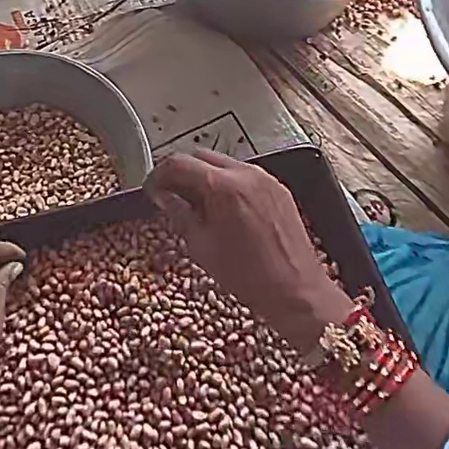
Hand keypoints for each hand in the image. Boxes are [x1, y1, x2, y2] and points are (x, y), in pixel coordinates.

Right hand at [145, 149, 351, 354]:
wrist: (297, 291)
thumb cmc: (249, 277)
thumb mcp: (202, 246)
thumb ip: (179, 213)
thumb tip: (164, 196)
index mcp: (223, 187)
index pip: (178, 163)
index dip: (158, 174)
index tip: (152, 189)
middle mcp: (245, 174)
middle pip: (200, 156)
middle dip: (181, 172)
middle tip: (169, 194)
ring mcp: (265, 179)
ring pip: (223, 164)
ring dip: (205, 176)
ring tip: (196, 205)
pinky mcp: (278, 188)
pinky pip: (244, 175)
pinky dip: (227, 183)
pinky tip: (223, 209)